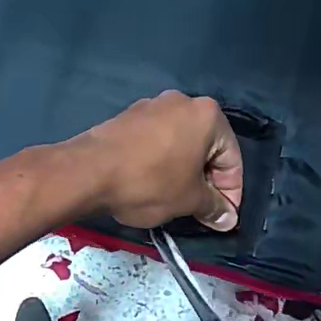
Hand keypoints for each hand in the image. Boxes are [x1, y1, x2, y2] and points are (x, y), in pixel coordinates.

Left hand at [75, 91, 243, 230]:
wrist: (88, 171)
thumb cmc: (150, 182)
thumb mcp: (189, 200)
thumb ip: (214, 207)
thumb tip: (227, 218)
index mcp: (208, 115)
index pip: (232, 158)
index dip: (231, 193)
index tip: (223, 216)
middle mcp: (183, 102)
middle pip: (207, 148)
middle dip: (207, 181)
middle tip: (202, 210)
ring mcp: (153, 106)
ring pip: (181, 144)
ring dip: (185, 172)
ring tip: (177, 200)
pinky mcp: (129, 116)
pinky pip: (158, 141)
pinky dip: (162, 162)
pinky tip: (154, 184)